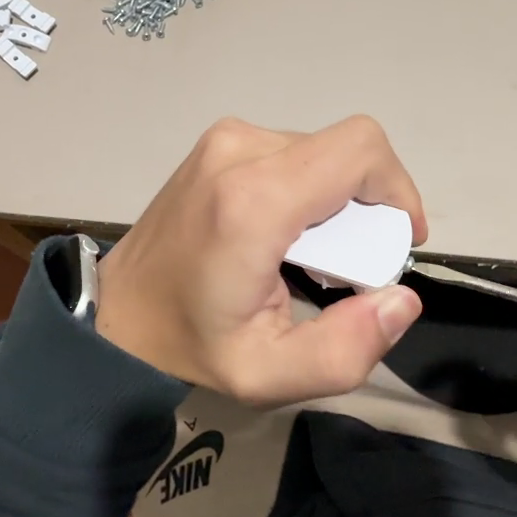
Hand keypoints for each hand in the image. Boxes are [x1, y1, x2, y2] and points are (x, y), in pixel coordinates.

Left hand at [95, 116, 425, 405]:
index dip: (397, 191)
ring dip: (336, 202)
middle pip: (345, 152)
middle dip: (366, 208)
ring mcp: (222, 141)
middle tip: (348, 266)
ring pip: (320, 152)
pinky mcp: (215, 144)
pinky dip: (307, 190)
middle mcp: (239, 152)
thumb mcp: (268, 375)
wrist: (115, 315)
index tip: (397, 242)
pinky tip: (285, 236)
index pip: (360, 152)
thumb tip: (401, 298)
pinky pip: (290, 152)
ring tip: (312, 257)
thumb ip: (346, 349)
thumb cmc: (190, 345)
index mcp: (254, 201)